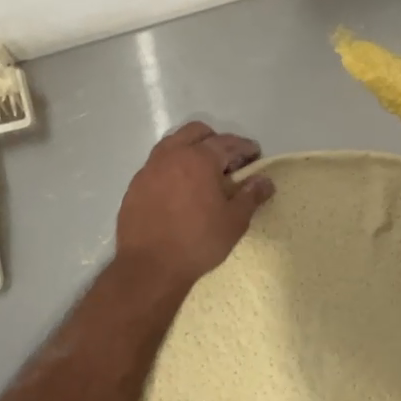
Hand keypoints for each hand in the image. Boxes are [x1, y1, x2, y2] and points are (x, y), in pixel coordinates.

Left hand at [115, 122, 274, 290]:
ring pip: (173, 144)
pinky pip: (157, 165)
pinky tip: (180, 191)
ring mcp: (149, 169)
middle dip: (216, 140)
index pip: (228, 142)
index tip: (255, 155)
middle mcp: (172, 155)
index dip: (245, 147)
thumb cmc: (198, 242)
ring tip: (203, 174)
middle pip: (196, 132)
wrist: (149, 267)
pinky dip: (173, 168)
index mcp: (199, 159)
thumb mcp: (234, 221)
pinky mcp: (135, 186)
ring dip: (191, 150)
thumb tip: (265, 180)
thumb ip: (251, 196)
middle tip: (229, 163)